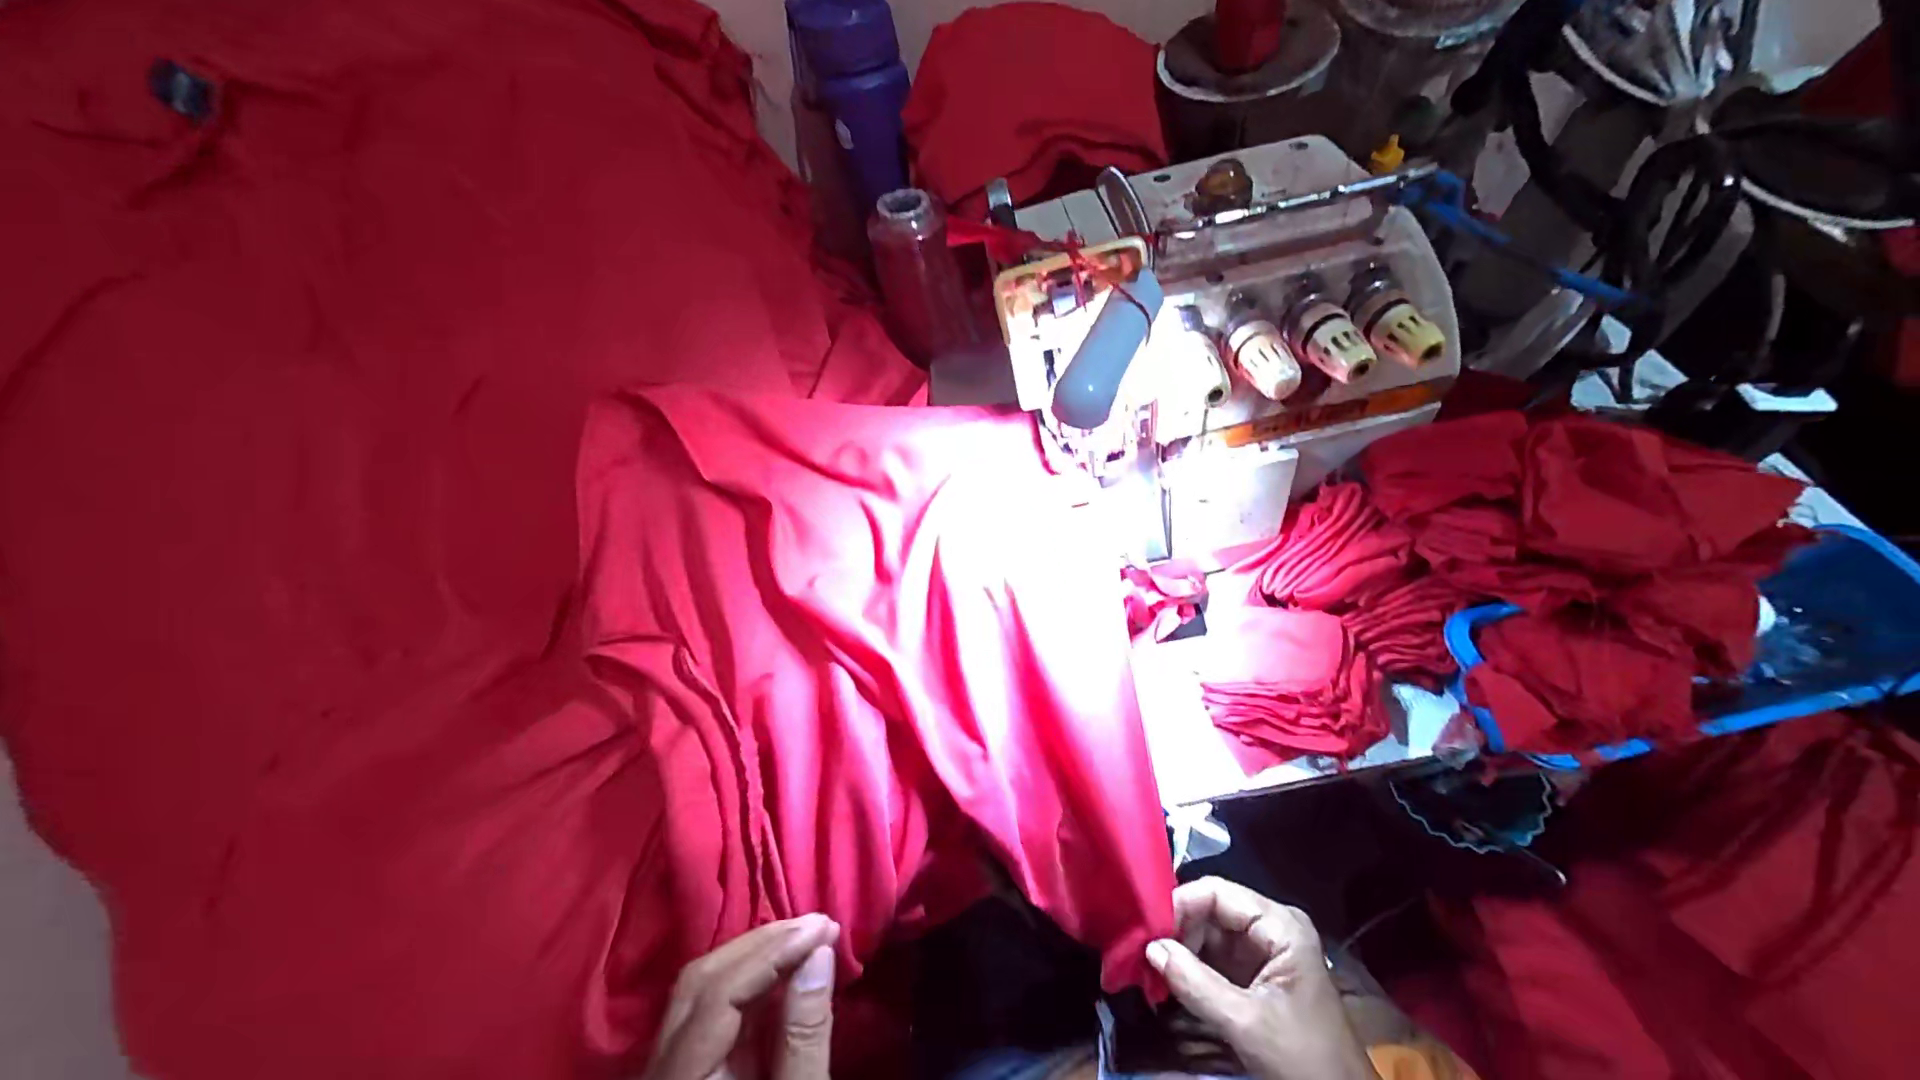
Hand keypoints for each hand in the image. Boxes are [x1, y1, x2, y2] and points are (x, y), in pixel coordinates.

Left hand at [643, 915, 840, 1079]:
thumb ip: (804, 1037)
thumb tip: (820, 953)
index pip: (718, 993)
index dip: (773, 952)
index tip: (824, 928)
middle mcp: (659, 1068)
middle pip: (701, 980)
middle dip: (764, 944)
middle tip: (819, 925)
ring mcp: (665, 1068)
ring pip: (700, 988)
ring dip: (758, 956)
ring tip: (809, 938)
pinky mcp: (682, 1071)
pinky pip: (707, 1010)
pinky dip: (750, 982)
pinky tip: (786, 970)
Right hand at [1145, 878, 1374, 1079]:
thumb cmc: (1305, 1063)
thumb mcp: (1248, 1024)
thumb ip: (1196, 984)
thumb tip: (1149, 948)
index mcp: (1279, 925)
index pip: (1216, 892)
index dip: (1179, 904)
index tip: (1146, 929)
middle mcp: (1270, 927)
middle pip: (1209, 909)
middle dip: (1176, 929)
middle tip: (1143, 952)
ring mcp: (1262, 951)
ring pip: (1207, 933)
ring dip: (1179, 949)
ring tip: (1149, 967)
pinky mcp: (1254, 976)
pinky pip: (1212, 957)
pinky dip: (1189, 967)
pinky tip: (1166, 979)